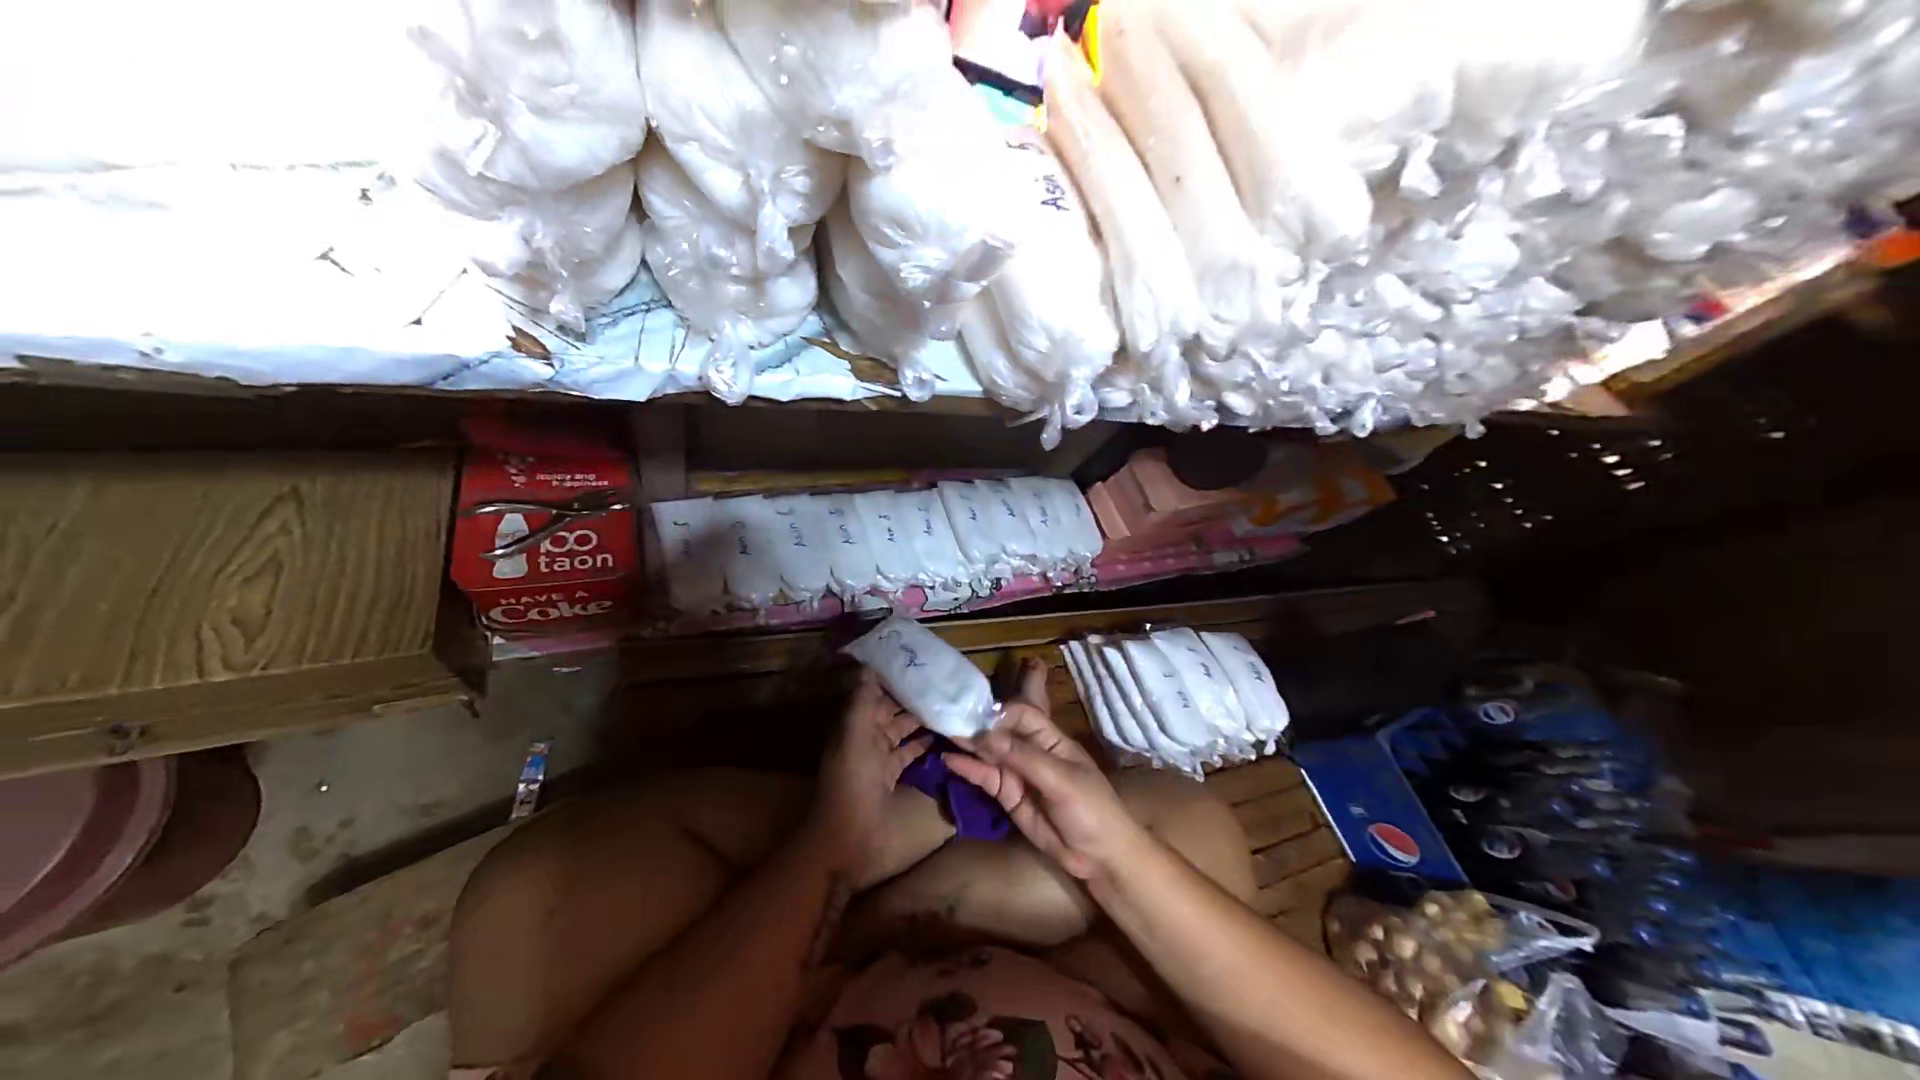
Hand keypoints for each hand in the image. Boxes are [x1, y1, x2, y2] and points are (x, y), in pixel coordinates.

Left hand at [807, 670, 931, 885]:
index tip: (919, 660)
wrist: (845, 840)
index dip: (893, 676)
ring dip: (923, 718)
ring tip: (950, 702)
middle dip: (913, 695)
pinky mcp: (893, 776)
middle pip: (892, 709)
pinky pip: (911, 752)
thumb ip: (862, 702)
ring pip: (904, 729)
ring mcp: (881, 757)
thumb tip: (868, 664)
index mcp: (855, 724)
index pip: (875, 691)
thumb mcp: (854, 737)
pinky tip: (945, 734)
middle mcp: (867, 736)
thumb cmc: (850, 784)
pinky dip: (926, 743)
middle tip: (944, 680)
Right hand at [945, 660, 1149, 881]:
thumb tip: (987, 736)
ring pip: (989, 754)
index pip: (1021, 715)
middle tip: (948, 719)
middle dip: (978, 726)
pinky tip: (949, 760)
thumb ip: (1024, 757)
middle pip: (1001, 732)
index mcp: (1051, 739)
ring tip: (942, 734)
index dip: (1000, 715)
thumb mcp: (1061, 780)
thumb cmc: (1091, 809)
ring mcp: (1019, 774)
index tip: (979, 720)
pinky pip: (986, 778)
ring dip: (968, 745)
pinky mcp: (1009, 797)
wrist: (1100, 856)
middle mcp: (1032, 751)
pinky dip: (968, 769)